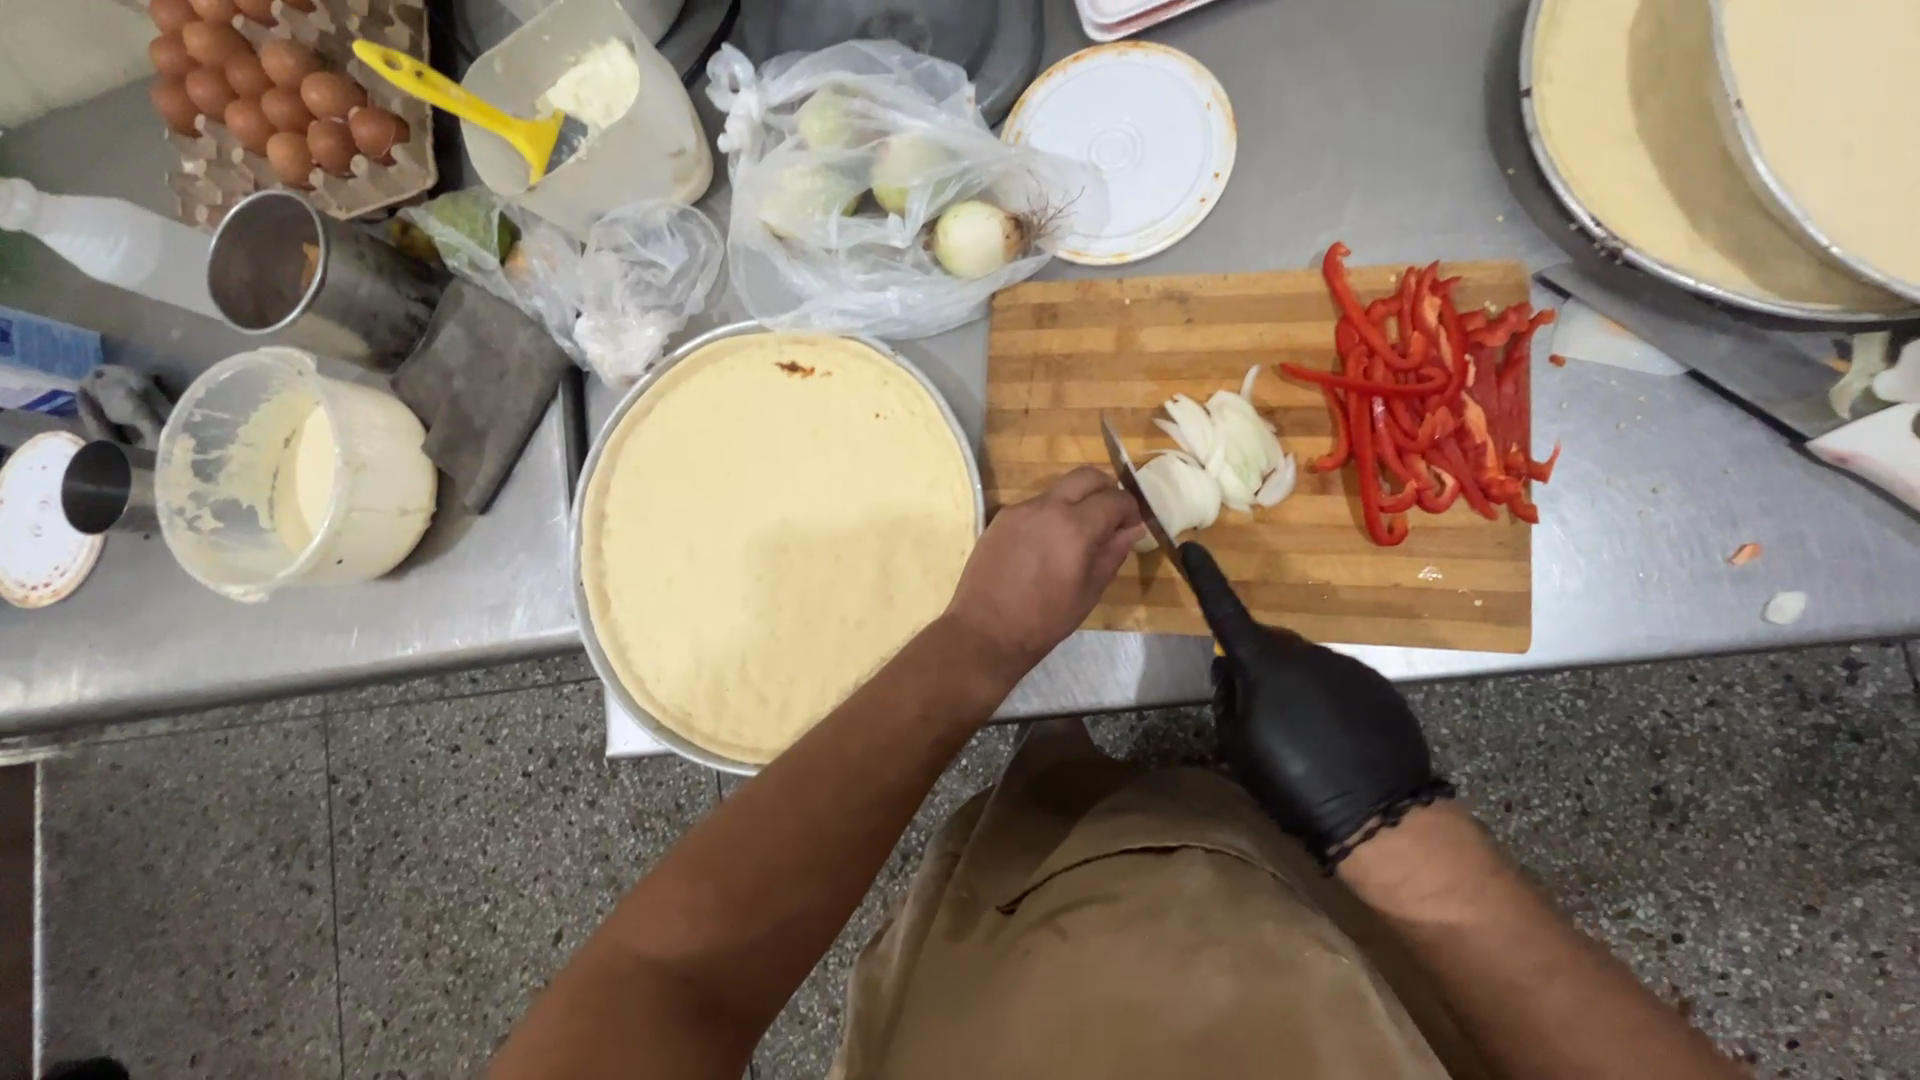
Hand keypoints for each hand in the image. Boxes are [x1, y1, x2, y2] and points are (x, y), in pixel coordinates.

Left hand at [944, 467, 1144, 681]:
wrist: (986, 630)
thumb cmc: (1045, 620)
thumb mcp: (1089, 591)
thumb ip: (1112, 553)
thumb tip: (1131, 529)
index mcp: (1075, 527)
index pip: (1114, 499)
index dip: (1129, 510)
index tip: (1132, 525)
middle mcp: (1048, 507)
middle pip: (1086, 476)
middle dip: (1105, 490)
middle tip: (1110, 517)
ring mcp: (1020, 510)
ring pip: (1058, 490)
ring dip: (1075, 502)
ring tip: (1077, 535)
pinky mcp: (1001, 518)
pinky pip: (1034, 506)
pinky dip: (1050, 515)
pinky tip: (1046, 545)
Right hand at [1181, 544, 1452, 865]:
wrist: (1380, 816)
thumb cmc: (1291, 782)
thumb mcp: (1236, 745)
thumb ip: (1227, 696)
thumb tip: (1227, 665)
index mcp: (1264, 664)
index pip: (1225, 611)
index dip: (1205, 579)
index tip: (1193, 548)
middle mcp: (1306, 652)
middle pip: (1268, 644)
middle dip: (1257, 664)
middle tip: (1258, 711)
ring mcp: (1346, 666)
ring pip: (1305, 663)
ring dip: (1295, 684)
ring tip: (1303, 735)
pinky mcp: (1378, 685)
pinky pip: (1339, 681)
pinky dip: (1328, 699)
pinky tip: (1336, 738)